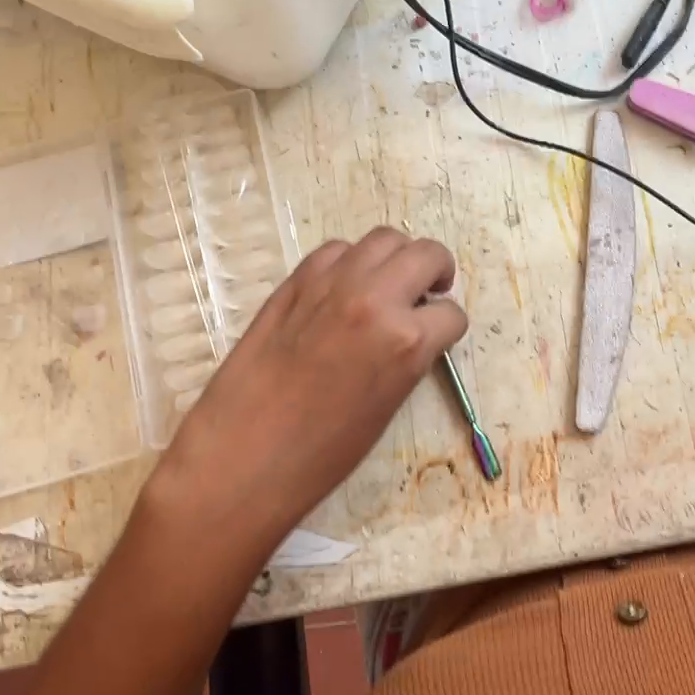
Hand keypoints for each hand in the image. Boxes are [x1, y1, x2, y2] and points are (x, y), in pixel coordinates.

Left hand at [153, 227, 468, 534]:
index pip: (451, 314)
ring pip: (384, 239)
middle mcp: (376, 299)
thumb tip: (416, 331)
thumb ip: (411, 356)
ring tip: (388, 283)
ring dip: (397, 259)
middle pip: (427, 254)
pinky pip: (337, 250)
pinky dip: (351, 262)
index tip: (439, 335)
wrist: (243, 456)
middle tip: (428, 292)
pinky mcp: (296, 281)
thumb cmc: (322, 452)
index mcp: (406, 341)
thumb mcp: (389, 403)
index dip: (448, 327)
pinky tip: (345, 287)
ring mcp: (333, 284)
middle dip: (437, 272)